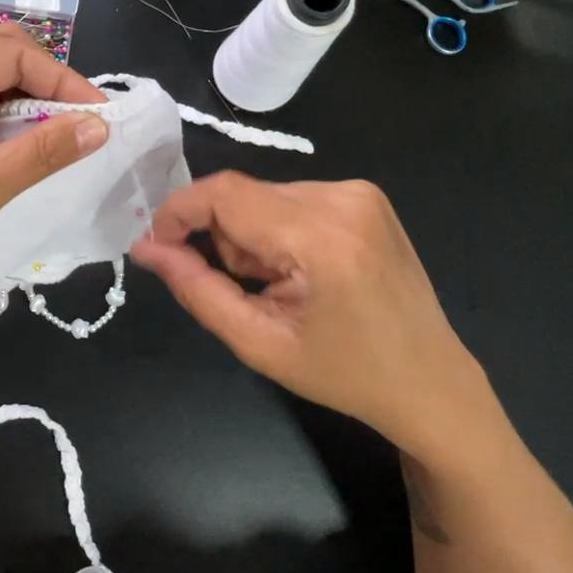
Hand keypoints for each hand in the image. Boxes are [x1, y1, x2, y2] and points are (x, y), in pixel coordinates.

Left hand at [0, 24, 108, 307]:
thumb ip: (38, 154)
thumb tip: (98, 125)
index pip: (10, 54)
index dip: (62, 81)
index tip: (103, 118)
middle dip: (46, 84)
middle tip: (85, 124)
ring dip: (26, 99)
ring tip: (62, 135)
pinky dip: (1, 115)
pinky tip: (24, 142)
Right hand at [130, 173, 493, 459]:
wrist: (427, 379)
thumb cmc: (341, 372)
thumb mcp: (256, 341)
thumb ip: (195, 288)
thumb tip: (144, 246)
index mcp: (321, 238)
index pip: (224, 193)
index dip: (178, 212)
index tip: (159, 248)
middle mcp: (343, 199)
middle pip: (241, 195)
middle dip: (223, 239)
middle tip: (247, 290)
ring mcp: (360, 193)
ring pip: (263, 196)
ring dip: (252, 237)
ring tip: (282, 286)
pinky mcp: (366, 196)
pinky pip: (291, 199)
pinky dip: (279, 231)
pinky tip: (304, 270)